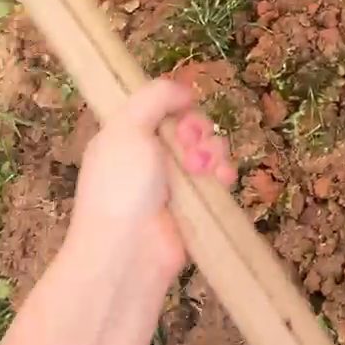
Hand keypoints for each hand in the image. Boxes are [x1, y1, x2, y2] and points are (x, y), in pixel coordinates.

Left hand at [67, 70, 235, 283]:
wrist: (127, 253)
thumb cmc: (120, 187)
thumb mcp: (126, 128)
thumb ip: (155, 97)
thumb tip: (186, 91)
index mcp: (127, 136)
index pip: (162, 107)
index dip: (178, 106)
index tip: (182, 112)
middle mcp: (149, 155)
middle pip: (190, 124)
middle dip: (198, 130)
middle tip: (190, 146)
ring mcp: (173, 180)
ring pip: (208, 147)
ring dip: (213, 151)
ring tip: (205, 169)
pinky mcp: (194, 201)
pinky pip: (218, 175)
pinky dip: (224, 172)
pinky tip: (223, 179)